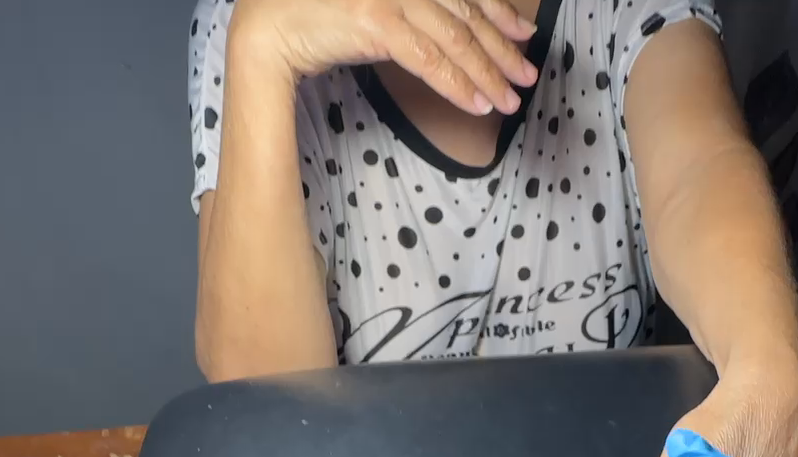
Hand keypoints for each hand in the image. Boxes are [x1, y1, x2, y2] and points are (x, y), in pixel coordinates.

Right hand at [230, 0, 538, 114]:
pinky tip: (477, 104)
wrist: (269, 26)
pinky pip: (428, 59)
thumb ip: (408, 15)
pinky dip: (456, 83)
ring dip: (485, 74)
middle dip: (501, 49)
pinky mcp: (375, 20)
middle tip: (527, 76)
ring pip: (453, 39)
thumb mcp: (373, 11)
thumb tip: (444, 35)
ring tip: (508, 101)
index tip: (522, 38)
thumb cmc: (317, 18)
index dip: (498, 13)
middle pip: (465, 14)